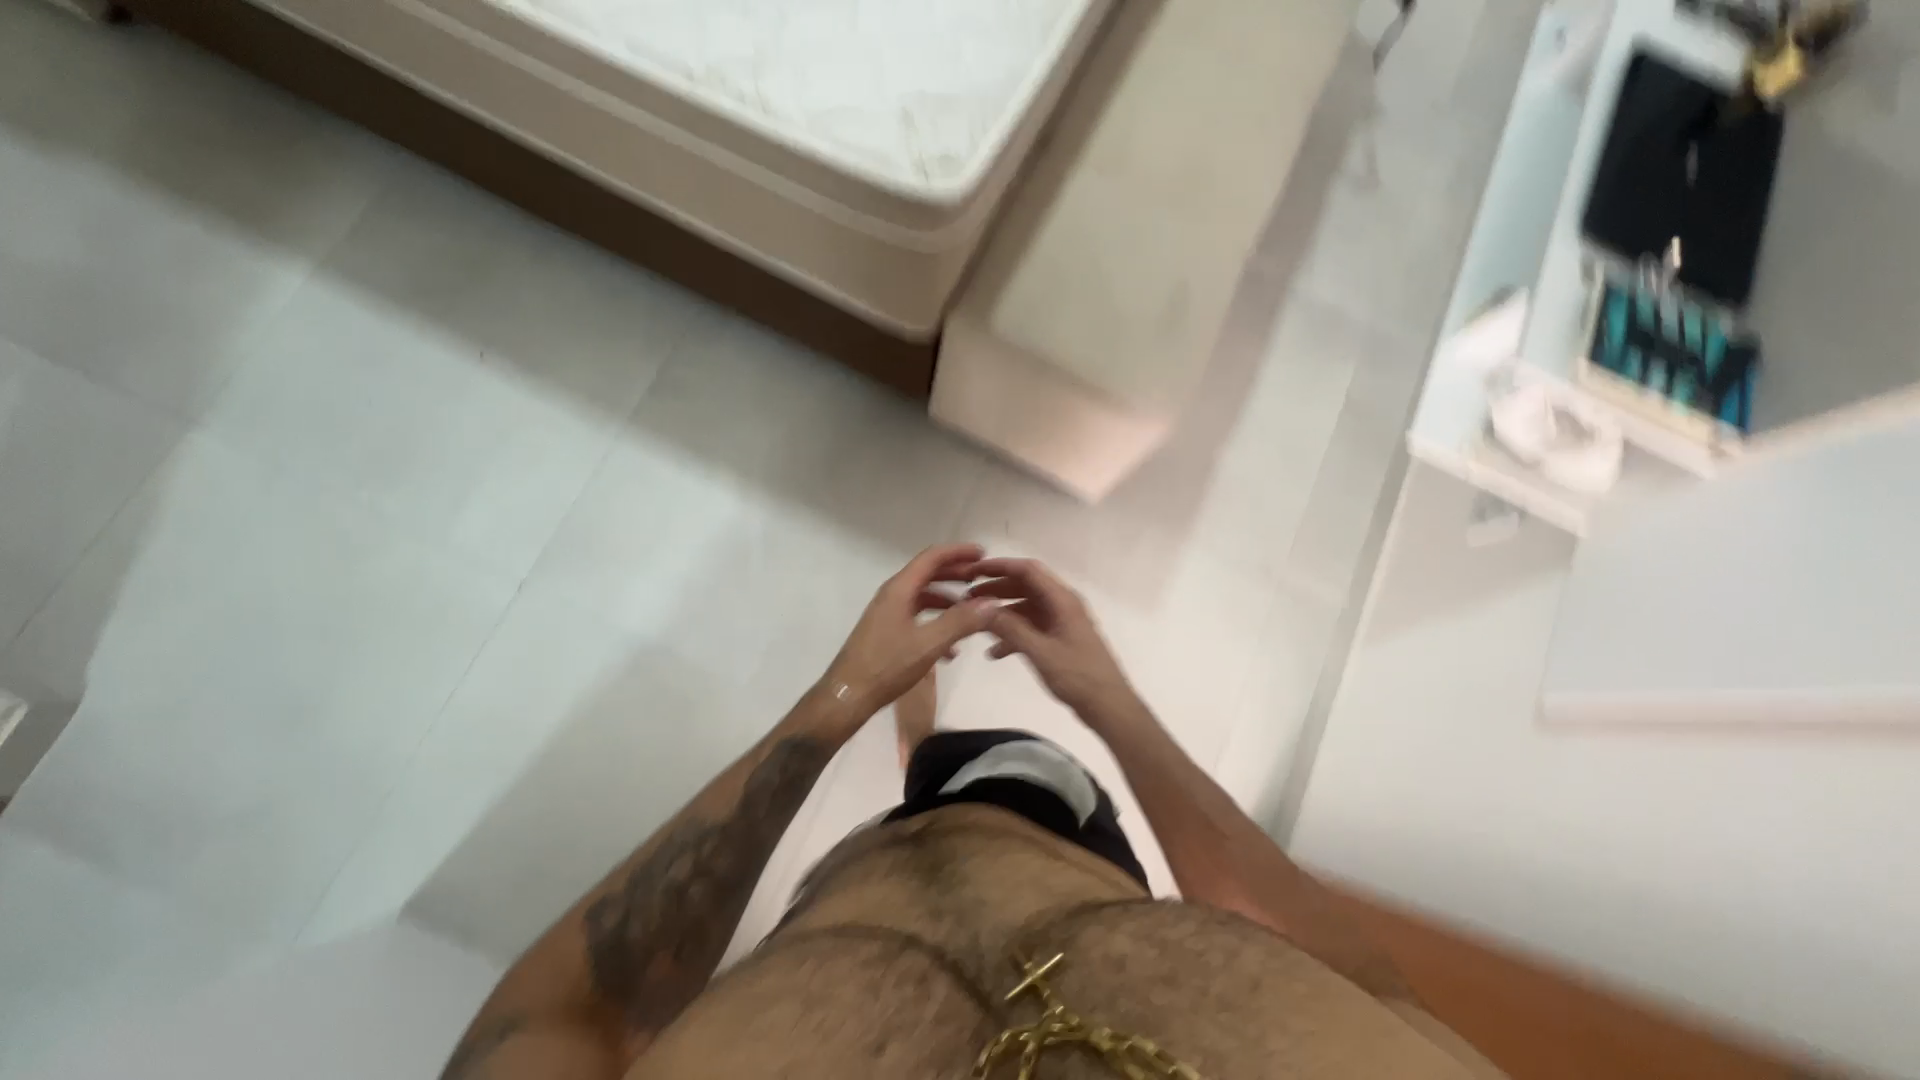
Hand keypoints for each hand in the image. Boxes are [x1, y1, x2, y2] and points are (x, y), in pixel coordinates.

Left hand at [819, 544, 995, 722]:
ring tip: (972, 613)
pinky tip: (952, 649)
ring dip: (948, 601)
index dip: (958, 552)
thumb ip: (960, 622)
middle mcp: (892, 595)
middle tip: (982, 580)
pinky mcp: (886, 632)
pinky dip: (936, 623)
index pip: (932, 558)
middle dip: (956, 575)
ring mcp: (887, 614)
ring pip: (923, 597)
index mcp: (899, 590)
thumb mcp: (928, 644)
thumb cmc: (886, 666)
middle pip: (928, 574)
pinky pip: (917, 617)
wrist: (848, 695)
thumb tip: (991, 603)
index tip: (983, 554)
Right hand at [968, 558, 1140, 724]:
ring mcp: (1062, 622)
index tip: (972, 570)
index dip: (999, 566)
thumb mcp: (1040, 652)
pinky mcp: (1060, 639)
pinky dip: (1013, 635)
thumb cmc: (1078, 677)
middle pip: (1025, 586)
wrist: (1108, 706)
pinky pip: (1032, 628)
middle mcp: (1063, 604)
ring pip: (1026, 608)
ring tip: (976, 625)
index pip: (1028, 570)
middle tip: (966, 598)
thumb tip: (981, 608)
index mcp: (1063, 600)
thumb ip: (1010, 628)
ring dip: (1002, 614)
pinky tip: (994, 653)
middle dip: (996, 590)